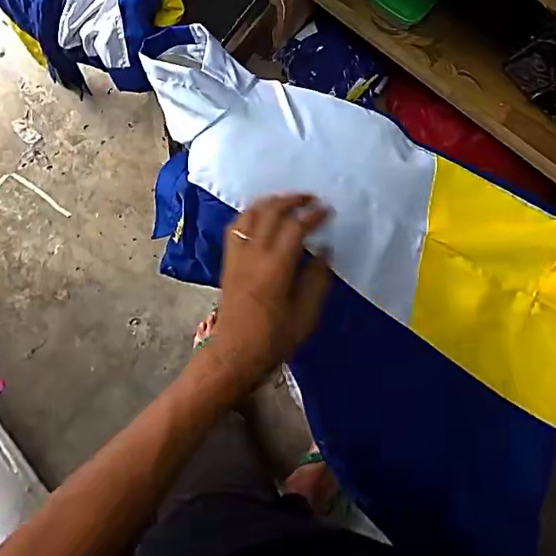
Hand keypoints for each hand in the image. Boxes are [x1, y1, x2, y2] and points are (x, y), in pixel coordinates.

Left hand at [202, 194, 332, 390]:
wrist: (233, 355)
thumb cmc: (274, 338)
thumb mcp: (306, 314)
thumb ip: (317, 279)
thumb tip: (324, 251)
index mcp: (276, 267)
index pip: (296, 227)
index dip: (314, 214)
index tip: (328, 211)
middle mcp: (254, 255)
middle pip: (271, 212)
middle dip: (293, 200)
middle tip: (311, 199)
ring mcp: (237, 256)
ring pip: (251, 214)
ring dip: (271, 202)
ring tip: (288, 201)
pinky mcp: (228, 261)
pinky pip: (236, 226)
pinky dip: (251, 213)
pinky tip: (262, 215)